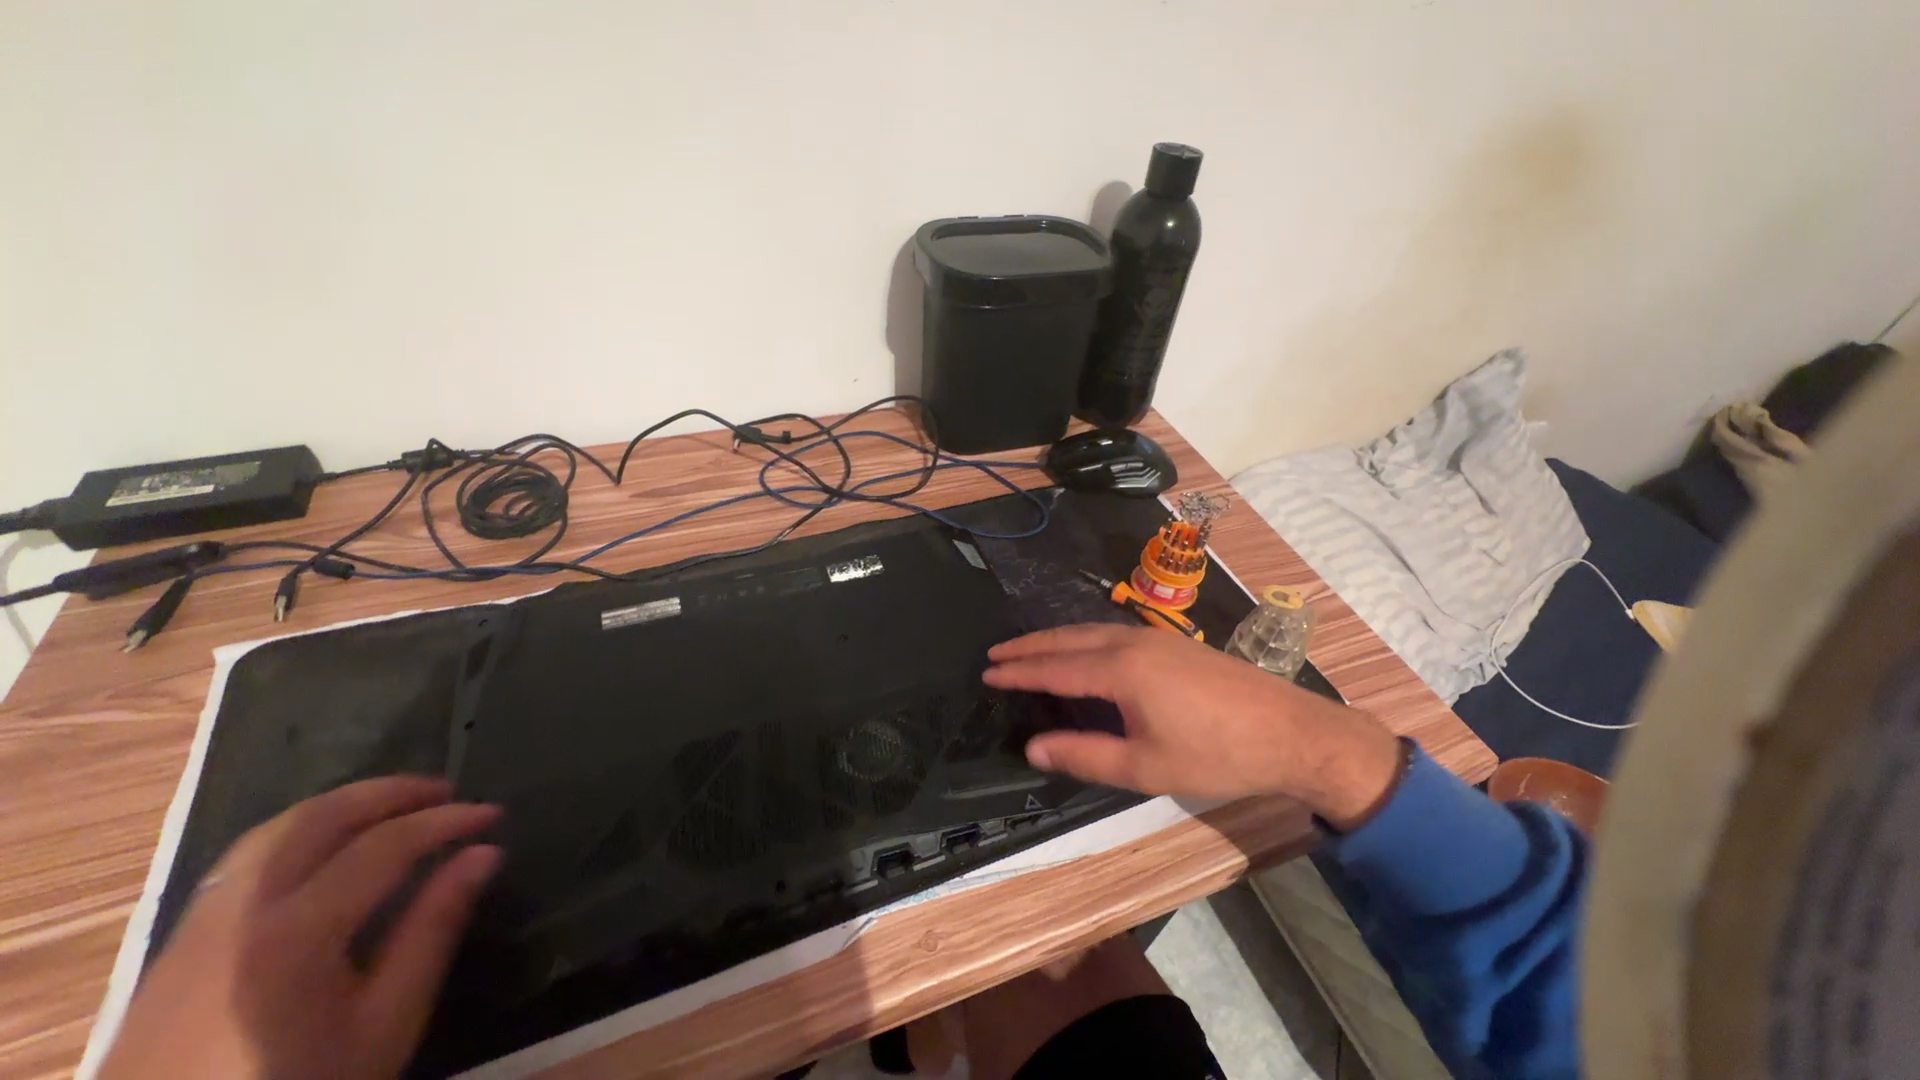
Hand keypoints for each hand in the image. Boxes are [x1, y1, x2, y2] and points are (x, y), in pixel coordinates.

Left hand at [99, 777, 502, 1079]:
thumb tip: (483, 855)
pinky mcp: (182, 940)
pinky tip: (326, 849)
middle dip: (390, 793)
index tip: (492, 814)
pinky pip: (247, 857)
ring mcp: (203, 920)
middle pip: (321, 817)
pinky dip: (301, 831)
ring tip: (392, 808)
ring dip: (342, 805)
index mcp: (298, 931)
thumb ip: (433, 930)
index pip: (385, 844)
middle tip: (446, 792)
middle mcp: (244, 907)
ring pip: (276, 829)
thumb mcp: (385, 1025)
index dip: (445, 821)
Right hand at [984, 625, 1403, 827]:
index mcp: (1121, 671)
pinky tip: (1085, 649)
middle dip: (1030, 646)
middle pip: (1069, 639)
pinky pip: (1113, 632)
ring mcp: (1157, 640)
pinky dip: (1084, 638)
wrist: (1291, 731)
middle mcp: (1133, 644)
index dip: (1019, 671)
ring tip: (1029, 649)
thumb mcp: (1146, 767)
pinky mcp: (1175, 645)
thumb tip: (1033, 748)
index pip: (1056, 668)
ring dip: (1056, 639)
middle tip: (996, 653)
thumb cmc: (1216, 755)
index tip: (987, 671)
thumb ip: (1085, 756)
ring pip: (1092, 630)